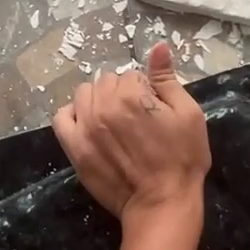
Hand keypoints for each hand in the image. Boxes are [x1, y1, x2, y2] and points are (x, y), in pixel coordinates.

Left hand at [53, 43, 209, 233]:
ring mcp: (85, 127)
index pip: (133, 75)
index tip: (154, 110)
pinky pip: (61, 117)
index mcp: (133, 94)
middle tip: (137, 118)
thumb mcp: (188, 114)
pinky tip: (89, 124)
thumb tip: (157, 46)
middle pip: (107, 82)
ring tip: (114, 122)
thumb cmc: (183, 160)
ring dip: (98, 101)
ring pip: (84, 94)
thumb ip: (167, 79)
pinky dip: (73, 115)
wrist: (162, 204)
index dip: (146, 90)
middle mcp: (104, 106)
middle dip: (121, 93)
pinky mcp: (74, 148)